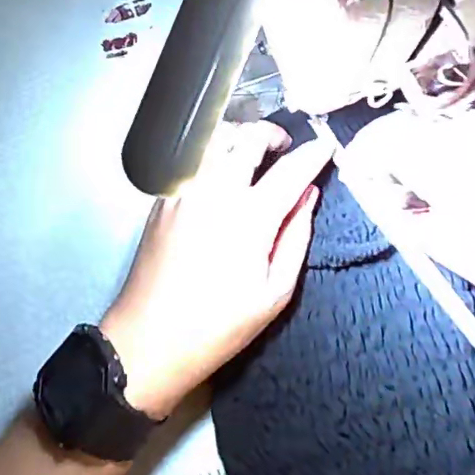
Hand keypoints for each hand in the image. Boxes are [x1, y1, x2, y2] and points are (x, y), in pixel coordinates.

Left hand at [101, 122, 331, 416]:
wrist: (147, 340)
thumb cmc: (217, 326)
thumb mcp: (275, 293)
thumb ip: (296, 237)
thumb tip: (308, 196)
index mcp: (250, 218)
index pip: (290, 169)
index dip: (313, 154)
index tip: (326, 147)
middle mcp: (215, 193)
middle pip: (248, 138)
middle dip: (272, 133)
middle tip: (284, 145)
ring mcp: (184, 192)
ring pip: (214, 140)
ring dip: (239, 136)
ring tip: (251, 151)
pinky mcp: (163, 199)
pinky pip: (191, 159)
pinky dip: (212, 153)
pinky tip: (219, 171)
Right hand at [336, 109, 474, 352]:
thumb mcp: (447, 248)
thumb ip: (405, 211)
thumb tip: (381, 188)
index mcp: (456, 170)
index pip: (391, 141)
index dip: (368, 153)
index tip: (360, 165)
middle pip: (416, 124)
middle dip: (396, 146)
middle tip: (393, 176)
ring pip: (446, 122)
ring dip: (428, 141)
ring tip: (433, 175)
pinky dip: (463, 144)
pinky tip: (471, 172)